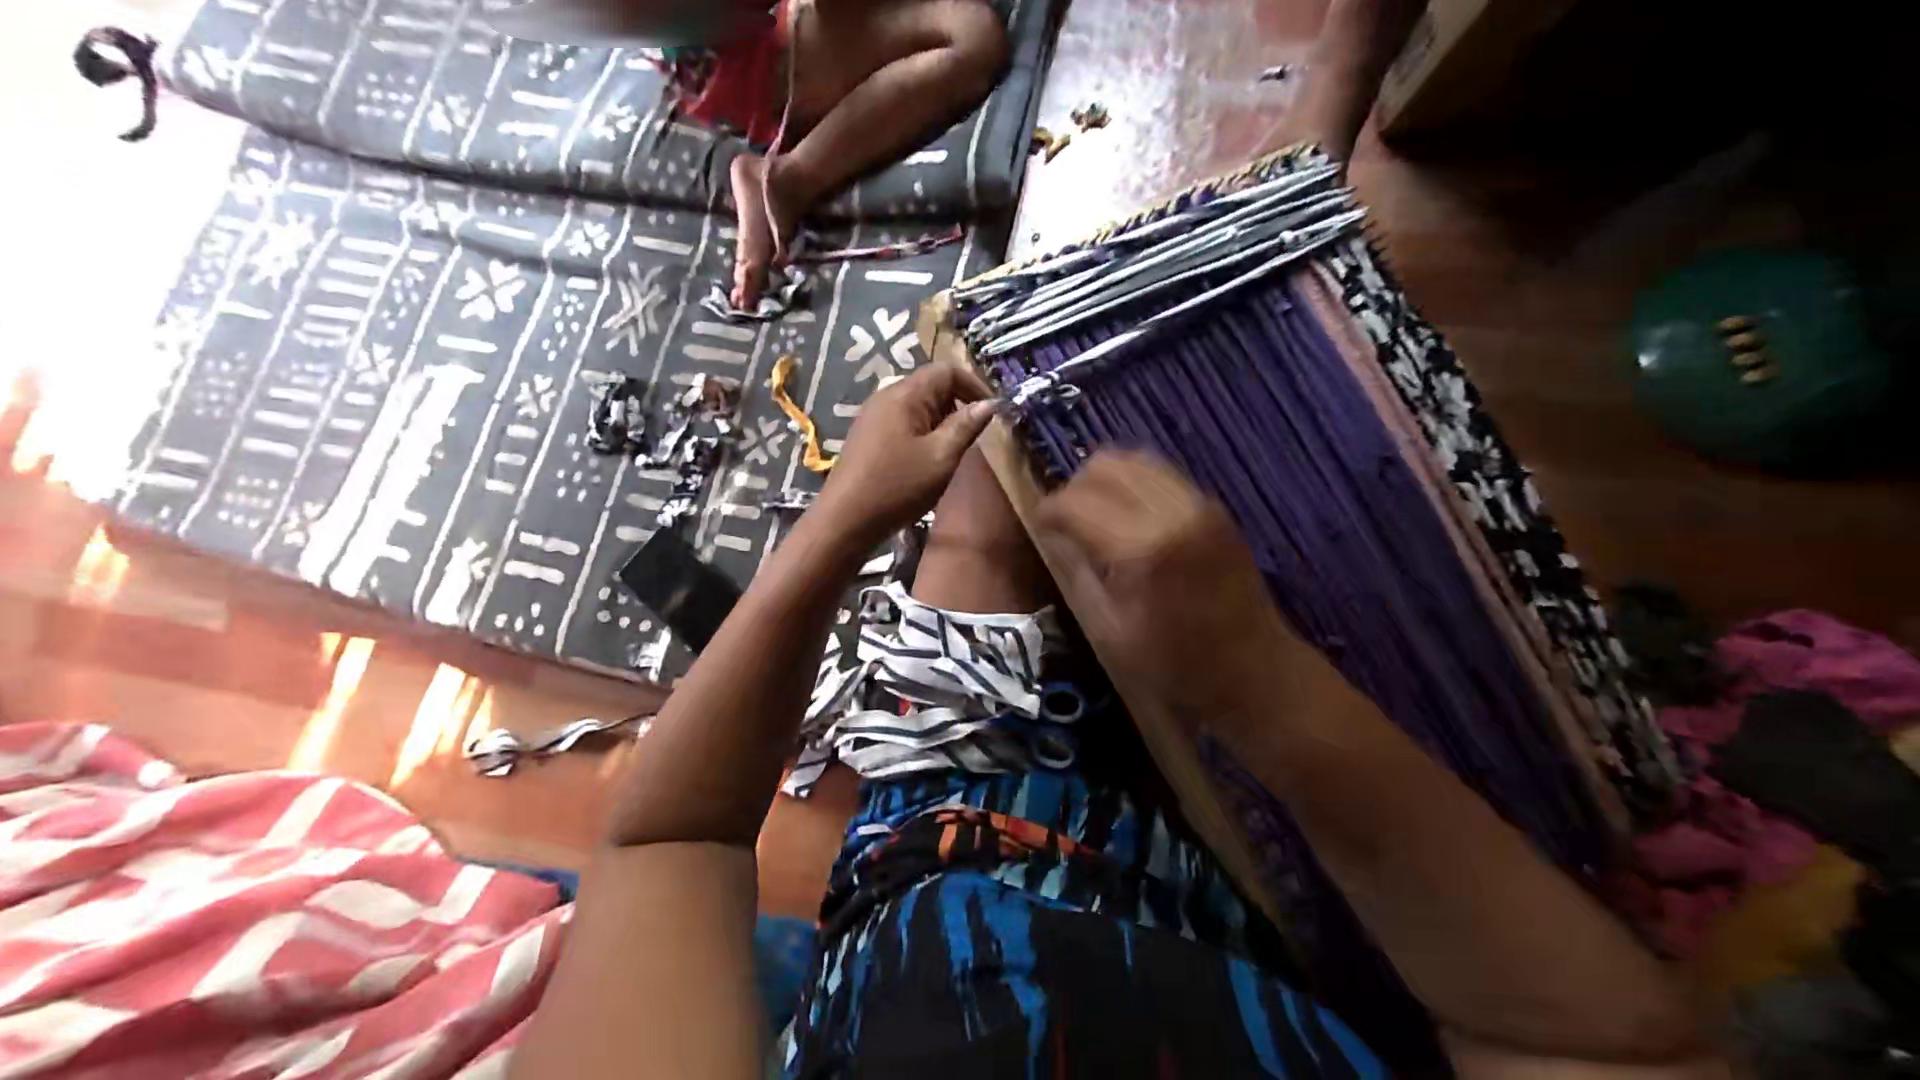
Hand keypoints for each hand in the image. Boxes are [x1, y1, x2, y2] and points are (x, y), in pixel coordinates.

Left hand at [811, 365, 996, 546]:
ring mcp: (872, 417)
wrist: (845, 519)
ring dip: (941, 421)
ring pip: (916, 406)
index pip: (946, 370)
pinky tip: (926, 460)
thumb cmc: (897, 487)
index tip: (991, 413)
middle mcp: (886, 396)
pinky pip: (902, 422)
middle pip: (930, 385)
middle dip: (958, 404)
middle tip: (973, 436)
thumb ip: (966, 426)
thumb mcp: (941, 457)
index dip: (974, 385)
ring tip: (952, 451)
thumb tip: (990, 403)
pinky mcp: (867, 436)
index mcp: (904, 394)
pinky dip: (922, 432)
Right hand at [1033, 449, 1300, 734]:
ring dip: (1105, 480)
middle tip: (1067, 520)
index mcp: (1142, 549)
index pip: (1077, 501)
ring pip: (1134, 459)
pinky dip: (1134, 484)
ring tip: (1095, 515)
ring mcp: (1199, 504)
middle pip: (1105, 465)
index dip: (1049, 509)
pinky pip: (1160, 474)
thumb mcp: (1110, 629)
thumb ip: (1079, 571)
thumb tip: (1056, 535)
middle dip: (1075, 487)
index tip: (1039, 524)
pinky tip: (1127, 517)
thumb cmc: (1176, 664)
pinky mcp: (1213, 507)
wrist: (1255, 670)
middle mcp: (1173, 512)